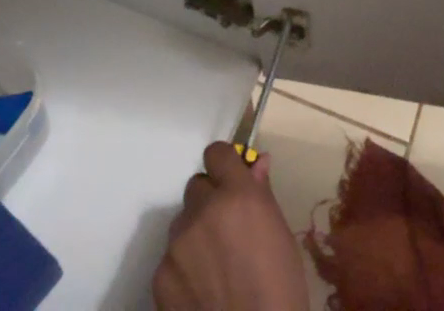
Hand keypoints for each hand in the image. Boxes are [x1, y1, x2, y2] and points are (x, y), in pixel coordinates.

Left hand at [152, 142, 309, 310]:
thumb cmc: (282, 289)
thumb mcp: (282, 237)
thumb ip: (263, 195)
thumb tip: (257, 163)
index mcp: (238, 196)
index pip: (217, 153)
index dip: (225, 165)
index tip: (232, 179)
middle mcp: (202, 210)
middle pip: (197, 186)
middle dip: (210, 201)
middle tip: (227, 232)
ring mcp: (177, 243)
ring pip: (182, 222)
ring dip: (196, 233)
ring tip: (216, 267)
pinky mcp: (160, 274)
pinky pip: (170, 256)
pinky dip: (184, 266)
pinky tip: (201, 290)